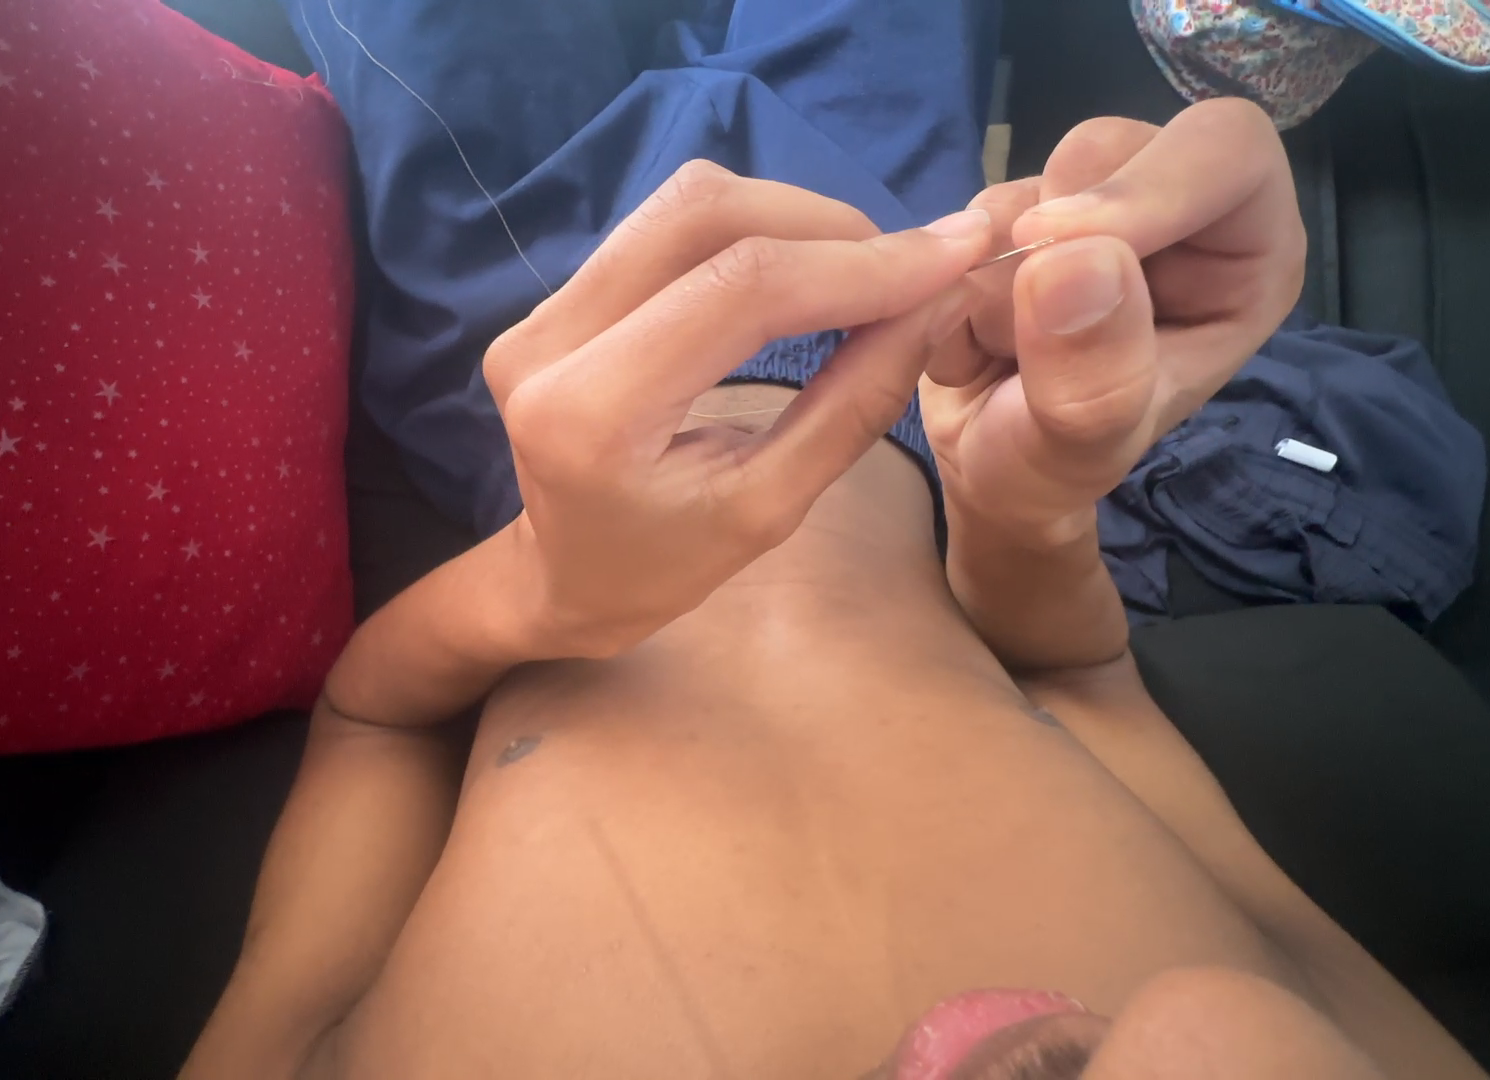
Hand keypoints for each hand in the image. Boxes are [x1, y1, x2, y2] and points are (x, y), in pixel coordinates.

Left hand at [484, 160, 991, 658]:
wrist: (556, 580)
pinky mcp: (547, 305)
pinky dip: (743, 236)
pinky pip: (659, 234)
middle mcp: (547, 344)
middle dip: (826, 225)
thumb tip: (933, 305)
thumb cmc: (658, 571)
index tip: (953, 254)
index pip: (739, 290)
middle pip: (702, 216)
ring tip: (855, 270)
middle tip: (903, 265)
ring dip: (787, 220)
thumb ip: (850, 407)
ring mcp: (536, 315)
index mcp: (592, 414)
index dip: (858, 264)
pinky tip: (791, 272)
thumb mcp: (765, 510)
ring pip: (679, 209)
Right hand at [920, 99, 1305, 539]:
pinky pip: (956, 227)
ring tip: (994, 353)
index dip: (1142, 186)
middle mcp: (1165, 221)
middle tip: (1015, 331)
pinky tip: (966, 338)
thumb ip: (1092, 374)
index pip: (1222, 154)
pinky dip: (945, 286)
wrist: (983, 472)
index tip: (1051, 245)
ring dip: (982, 280)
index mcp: (1236, 260)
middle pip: (1102, 153)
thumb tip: (1067, 261)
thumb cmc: (1049, 469)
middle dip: (1038, 247)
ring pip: (1014, 192)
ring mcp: (1080, 219)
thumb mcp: (1081, 447)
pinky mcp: (1010, 229)